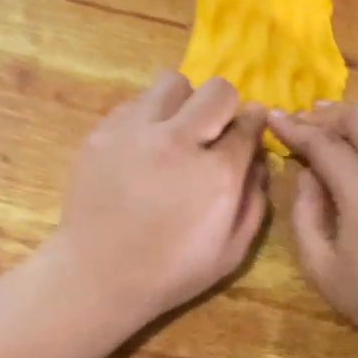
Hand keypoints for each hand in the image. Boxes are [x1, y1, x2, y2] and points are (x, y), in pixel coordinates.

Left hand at [50, 71, 269, 325]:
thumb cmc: (170, 272)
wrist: (97, 275)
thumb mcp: (231, 251)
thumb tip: (259, 160)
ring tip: (173, 130)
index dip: (252, 125)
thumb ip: (255, 201)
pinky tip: (140, 146)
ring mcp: (136, 131)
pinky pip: (134, 102)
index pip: (249, 123)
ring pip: (172, 82)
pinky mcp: (103, 132)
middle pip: (217, 90)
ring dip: (183, 101)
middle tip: (211, 132)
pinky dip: (146, 116)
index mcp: (217, 173)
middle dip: (224, 106)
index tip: (247, 132)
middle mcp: (178, 141)